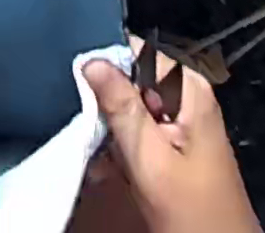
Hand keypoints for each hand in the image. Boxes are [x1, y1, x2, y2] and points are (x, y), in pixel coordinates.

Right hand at [76, 49, 262, 232]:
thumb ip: (121, 108)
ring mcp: (180, 121)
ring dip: (108, 126)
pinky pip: (138, 130)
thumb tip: (91, 60)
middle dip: (103, 98)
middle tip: (76, 117)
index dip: (105, 60)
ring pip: (131, 105)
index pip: (137, 51)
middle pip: (133, 77)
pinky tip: (101, 167)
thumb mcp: (151, 160)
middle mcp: (185, 95)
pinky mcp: (172, 145)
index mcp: (187, 87)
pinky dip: (118, 145)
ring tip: (87, 146)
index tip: (72, 77)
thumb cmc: (191, 213)